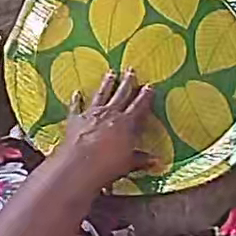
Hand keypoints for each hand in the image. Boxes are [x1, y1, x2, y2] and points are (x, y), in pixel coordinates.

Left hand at [54, 70, 154, 189]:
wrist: (79, 165)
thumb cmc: (108, 165)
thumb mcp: (129, 163)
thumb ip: (142, 160)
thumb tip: (159, 162)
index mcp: (126, 123)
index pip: (139, 106)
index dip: (145, 96)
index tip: (150, 86)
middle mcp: (110, 113)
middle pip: (121, 94)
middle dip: (127, 82)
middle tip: (130, 69)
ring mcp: (92, 114)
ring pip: (102, 95)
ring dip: (106, 84)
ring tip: (110, 73)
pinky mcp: (76, 120)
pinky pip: (76, 107)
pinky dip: (76, 100)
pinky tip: (76, 92)